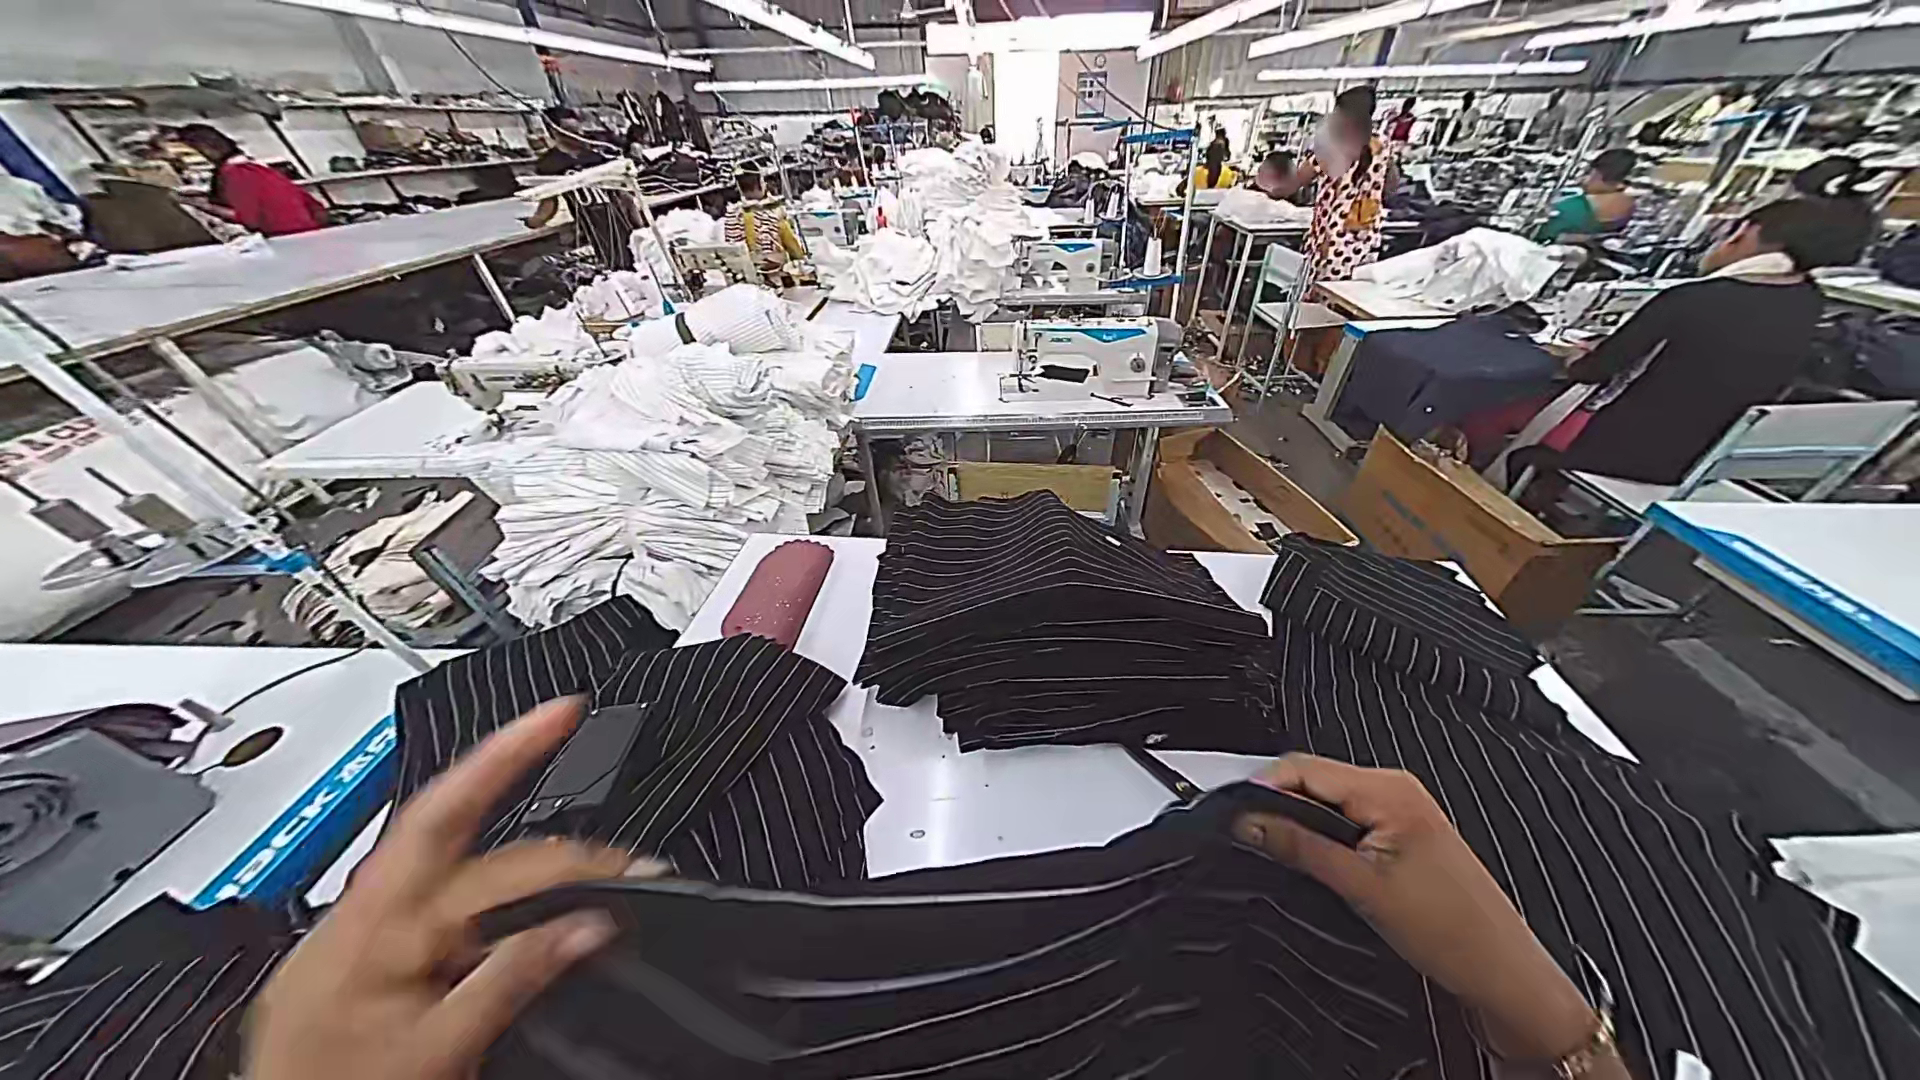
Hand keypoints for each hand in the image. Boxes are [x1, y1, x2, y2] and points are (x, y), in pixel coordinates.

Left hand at [245, 698, 648, 1079]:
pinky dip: (518, 879)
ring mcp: (374, 932)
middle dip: (521, 777)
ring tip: (595, 853)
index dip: (510, 756)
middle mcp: (362, 920)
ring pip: (466, 855)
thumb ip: (511, 981)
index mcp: (358, 935)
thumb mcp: (425, 1057)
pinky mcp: (391, 950)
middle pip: (459, 824)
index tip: (566, 711)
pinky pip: (467, 891)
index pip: (447, 821)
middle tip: (586, 763)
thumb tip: (593, 921)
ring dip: (534, 843)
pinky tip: (548, 888)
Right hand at [1234, 755, 1598, 1061]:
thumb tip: (1247, 822)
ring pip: (1324, 791)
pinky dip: (1317, 821)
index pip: (1303, 767)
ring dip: (1296, 810)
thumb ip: (1297, 845)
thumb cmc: (1455, 935)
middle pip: (1311, 774)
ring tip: (1275, 838)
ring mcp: (1399, 804)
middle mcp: (1395, 787)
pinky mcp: (1399, 824)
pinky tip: (1309, 845)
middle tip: (1249, 827)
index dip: (1262, 785)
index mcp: (1389, 790)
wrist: (1508, 978)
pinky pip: (1342, 807)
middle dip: (1276, 797)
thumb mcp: (1360, 886)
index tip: (1234, 809)